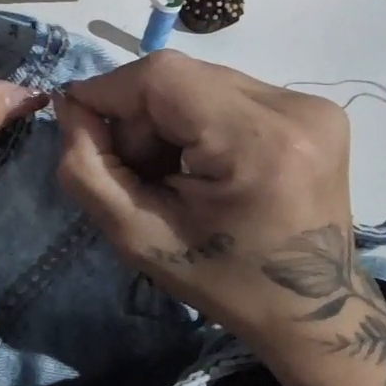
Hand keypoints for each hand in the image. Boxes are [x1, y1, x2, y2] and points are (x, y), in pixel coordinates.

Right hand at [55, 51, 385, 385]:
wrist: (313, 310)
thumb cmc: (223, 281)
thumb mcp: (136, 237)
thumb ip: (87, 168)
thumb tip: (70, 105)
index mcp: (259, 145)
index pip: (161, 77)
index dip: (108, 91)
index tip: (81, 126)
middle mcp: (294, 109)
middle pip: (179, 75)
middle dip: (138, 115)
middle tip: (136, 170)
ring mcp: (312, 104)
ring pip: (199, 79)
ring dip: (166, 116)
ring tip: (173, 172)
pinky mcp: (316, 107)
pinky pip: (226, 91)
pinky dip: (197, 118)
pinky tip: (205, 163)